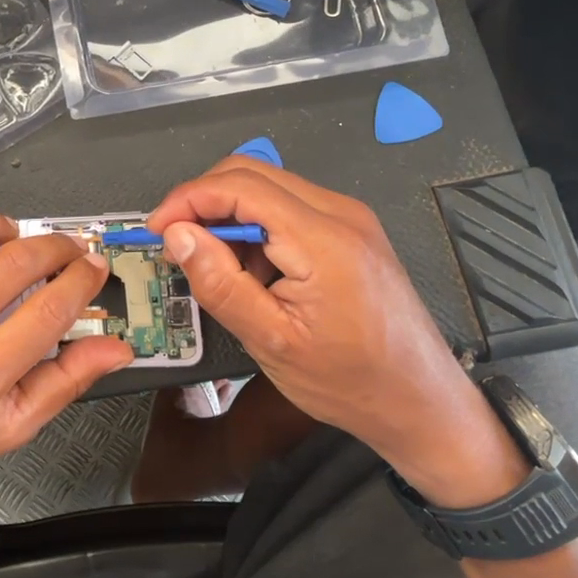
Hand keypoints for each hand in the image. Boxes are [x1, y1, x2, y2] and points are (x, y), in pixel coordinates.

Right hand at [148, 158, 527, 507]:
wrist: (422, 404)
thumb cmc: (348, 381)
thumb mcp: (271, 341)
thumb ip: (220, 283)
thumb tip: (176, 234)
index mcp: (322, 238)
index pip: (239, 185)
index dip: (187, 199)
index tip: (155, 231)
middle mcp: (340, 212)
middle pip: (251, 172)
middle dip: (202, 201)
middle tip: (175, 244)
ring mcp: (349, 218)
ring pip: (268, 187)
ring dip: (229, 216)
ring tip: (215, 268)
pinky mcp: (351, 231)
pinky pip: (288, 208)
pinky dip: (255, 227)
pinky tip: (252, 272)